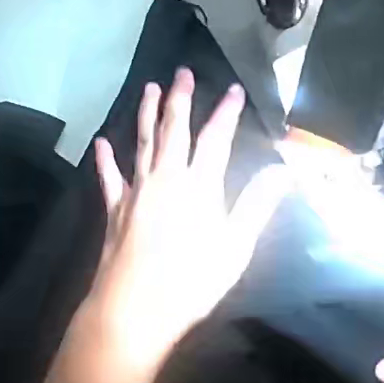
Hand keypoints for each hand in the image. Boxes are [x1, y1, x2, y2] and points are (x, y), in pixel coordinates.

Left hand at [76, 68, 291, 382]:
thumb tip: (282, 170)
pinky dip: (105, 159)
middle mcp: (165, 178)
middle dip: (180, 99)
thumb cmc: (190, 282)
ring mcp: (136, 191)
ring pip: (142, 143)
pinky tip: (101, 143)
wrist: (133, 310)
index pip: (215, 139)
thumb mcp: (235, 248)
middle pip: (173, 129)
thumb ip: (256, 205)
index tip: (234, 91)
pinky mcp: (114, 209)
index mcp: (198, 186)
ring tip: (149, 89)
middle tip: (182, 72)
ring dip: (147, 114)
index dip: (226, 112)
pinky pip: (110, 177)